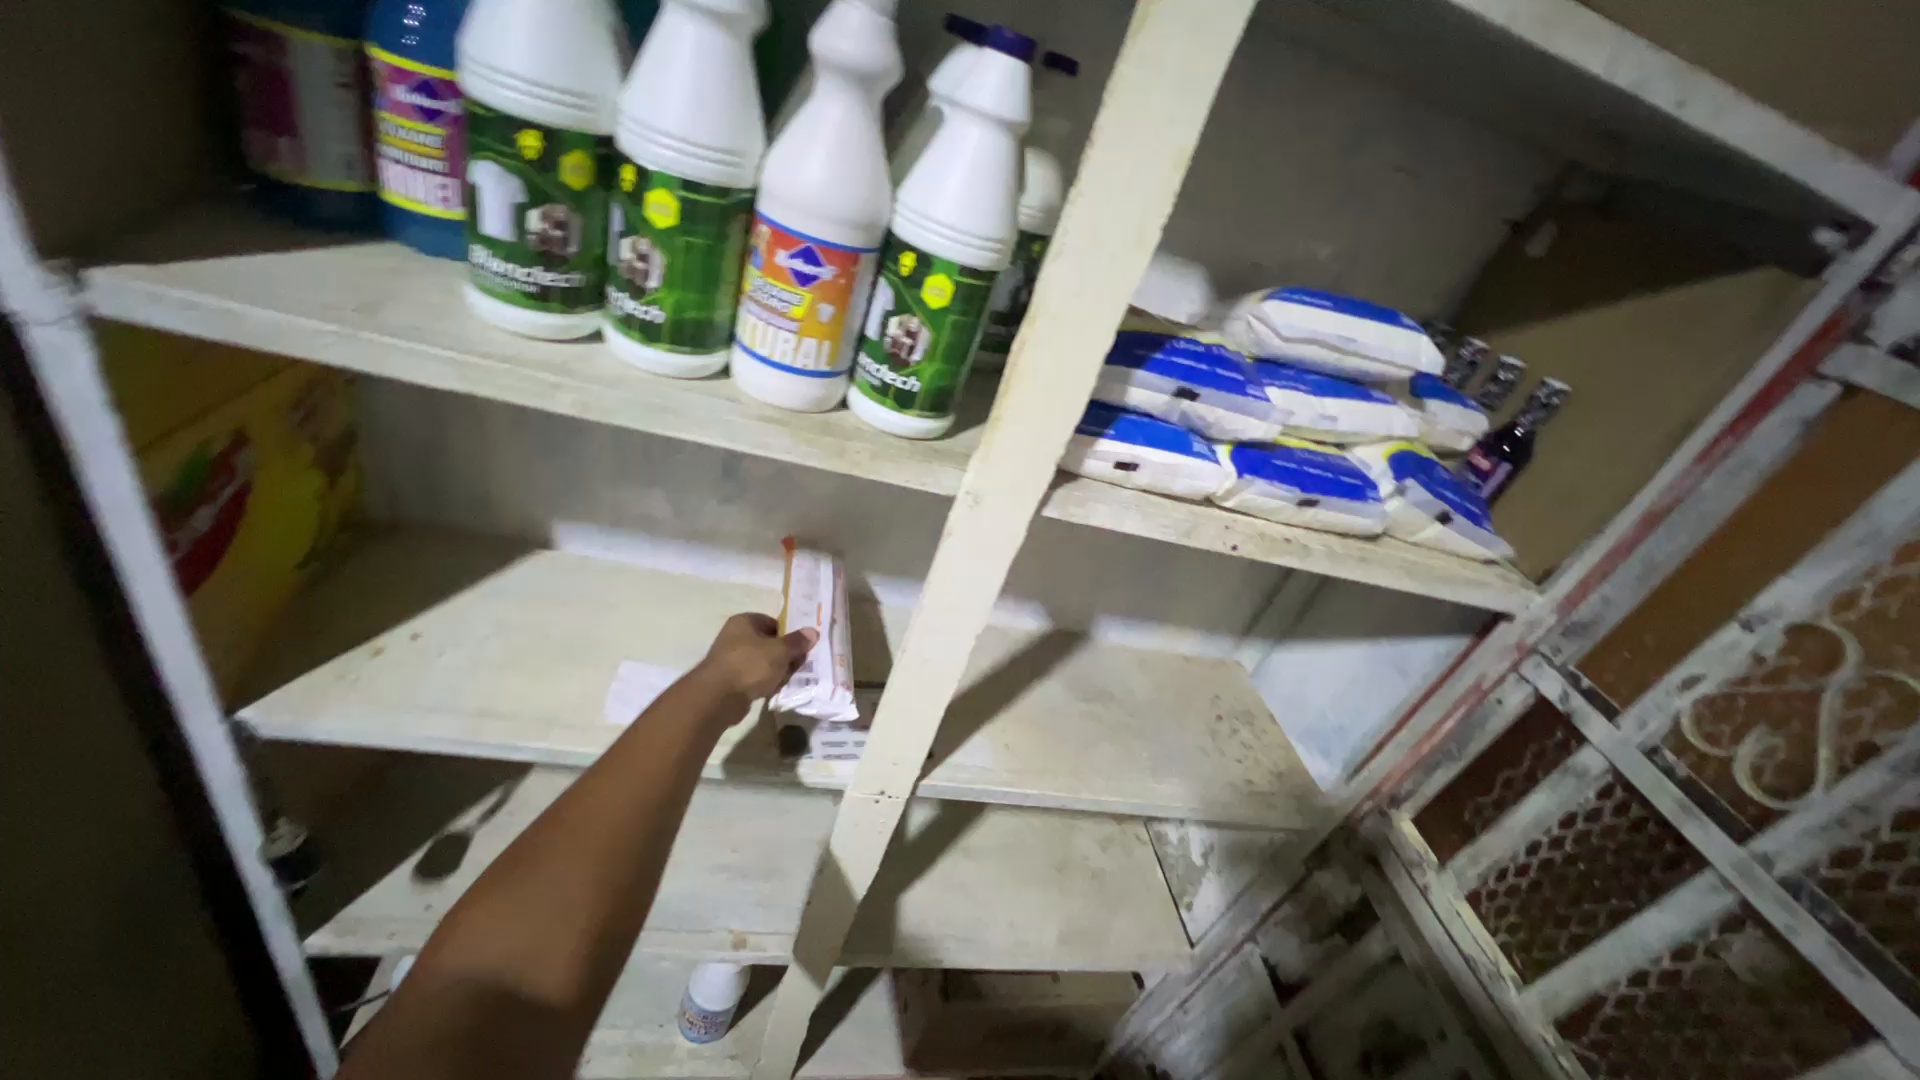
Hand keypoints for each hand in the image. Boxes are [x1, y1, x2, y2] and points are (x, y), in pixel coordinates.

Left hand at [696, 613, 817, 702]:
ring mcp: (731, 658)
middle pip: (769, 643)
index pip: (773, 623)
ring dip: (776, 671)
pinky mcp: (730, 679)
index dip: (789, 635)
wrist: (719, 696)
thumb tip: (813, 632)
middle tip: (797, 666)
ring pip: (763, 662)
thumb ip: (797, 642)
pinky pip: (754, 677)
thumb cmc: (751, 664)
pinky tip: (772, 690)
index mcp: (744, 622)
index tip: (801, 648)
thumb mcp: (780, 651)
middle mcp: (735, 636)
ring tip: (786, 680)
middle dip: (785, 656)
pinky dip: (764, 682)